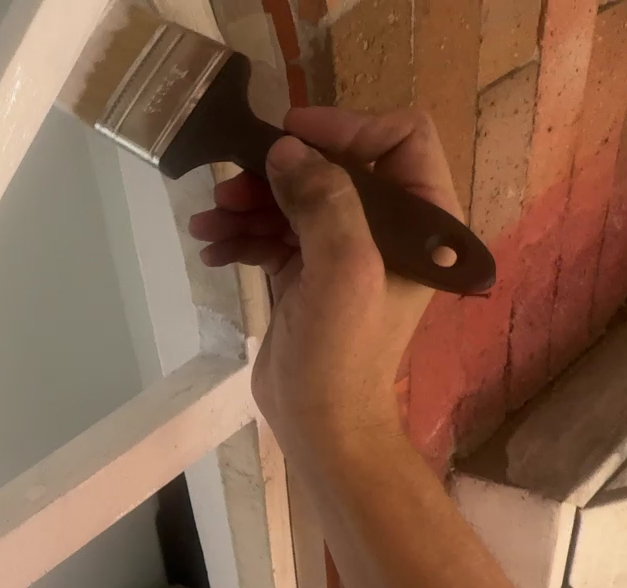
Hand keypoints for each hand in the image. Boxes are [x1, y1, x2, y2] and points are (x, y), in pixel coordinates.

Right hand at [187, 108, 461, 469]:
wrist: (318, 421)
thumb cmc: (343, 352)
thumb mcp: (344, 269)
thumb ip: (323, 201)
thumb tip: (285, 151)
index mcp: (419, 221)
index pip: (398, 140)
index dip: (346, 127)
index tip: (290, 134)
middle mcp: (385, 229)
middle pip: (334, 170)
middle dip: (279, 174)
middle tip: (230, 185)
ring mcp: (342, 254)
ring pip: (296, 204)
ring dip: (248, 207)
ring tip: (207, 221)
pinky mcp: (305, 278)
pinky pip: (273, 240)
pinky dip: (242, 239)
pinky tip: (212, 250)